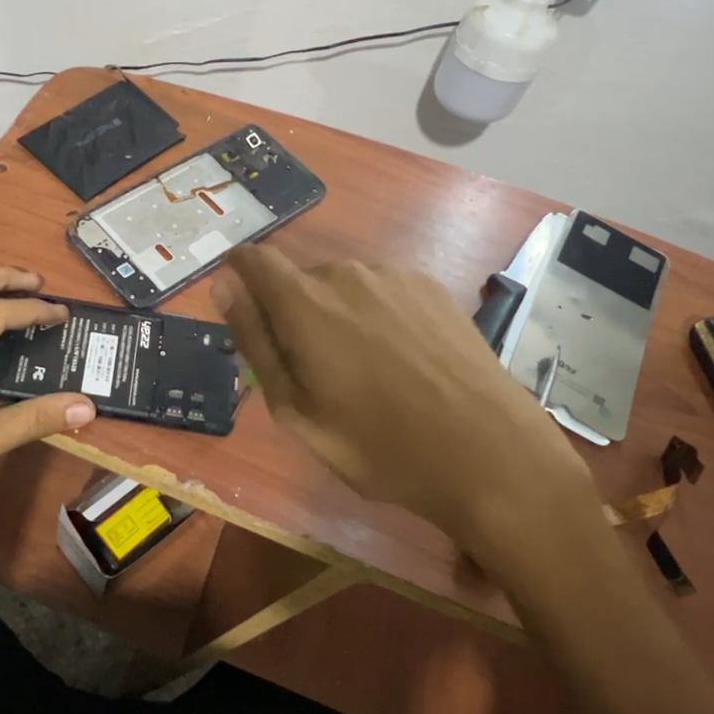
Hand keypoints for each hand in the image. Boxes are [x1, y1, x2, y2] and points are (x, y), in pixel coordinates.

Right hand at [214, 246, 607, 584]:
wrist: (489, 454)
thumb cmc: (380, 447)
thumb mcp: (297, 411)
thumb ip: (256, 343)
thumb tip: (224, 287)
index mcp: (305, 303)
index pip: (254, 260)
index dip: (239, 276)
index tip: (245, 314)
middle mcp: (348, 274)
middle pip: (300, 281)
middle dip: (294, 316)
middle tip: (314, 378)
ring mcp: (396, 278)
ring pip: (344, 288)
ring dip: (338, 318)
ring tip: (366, 377)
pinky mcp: (433, 290)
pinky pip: (383, 294)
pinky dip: (376, 319)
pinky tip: (403, 365)